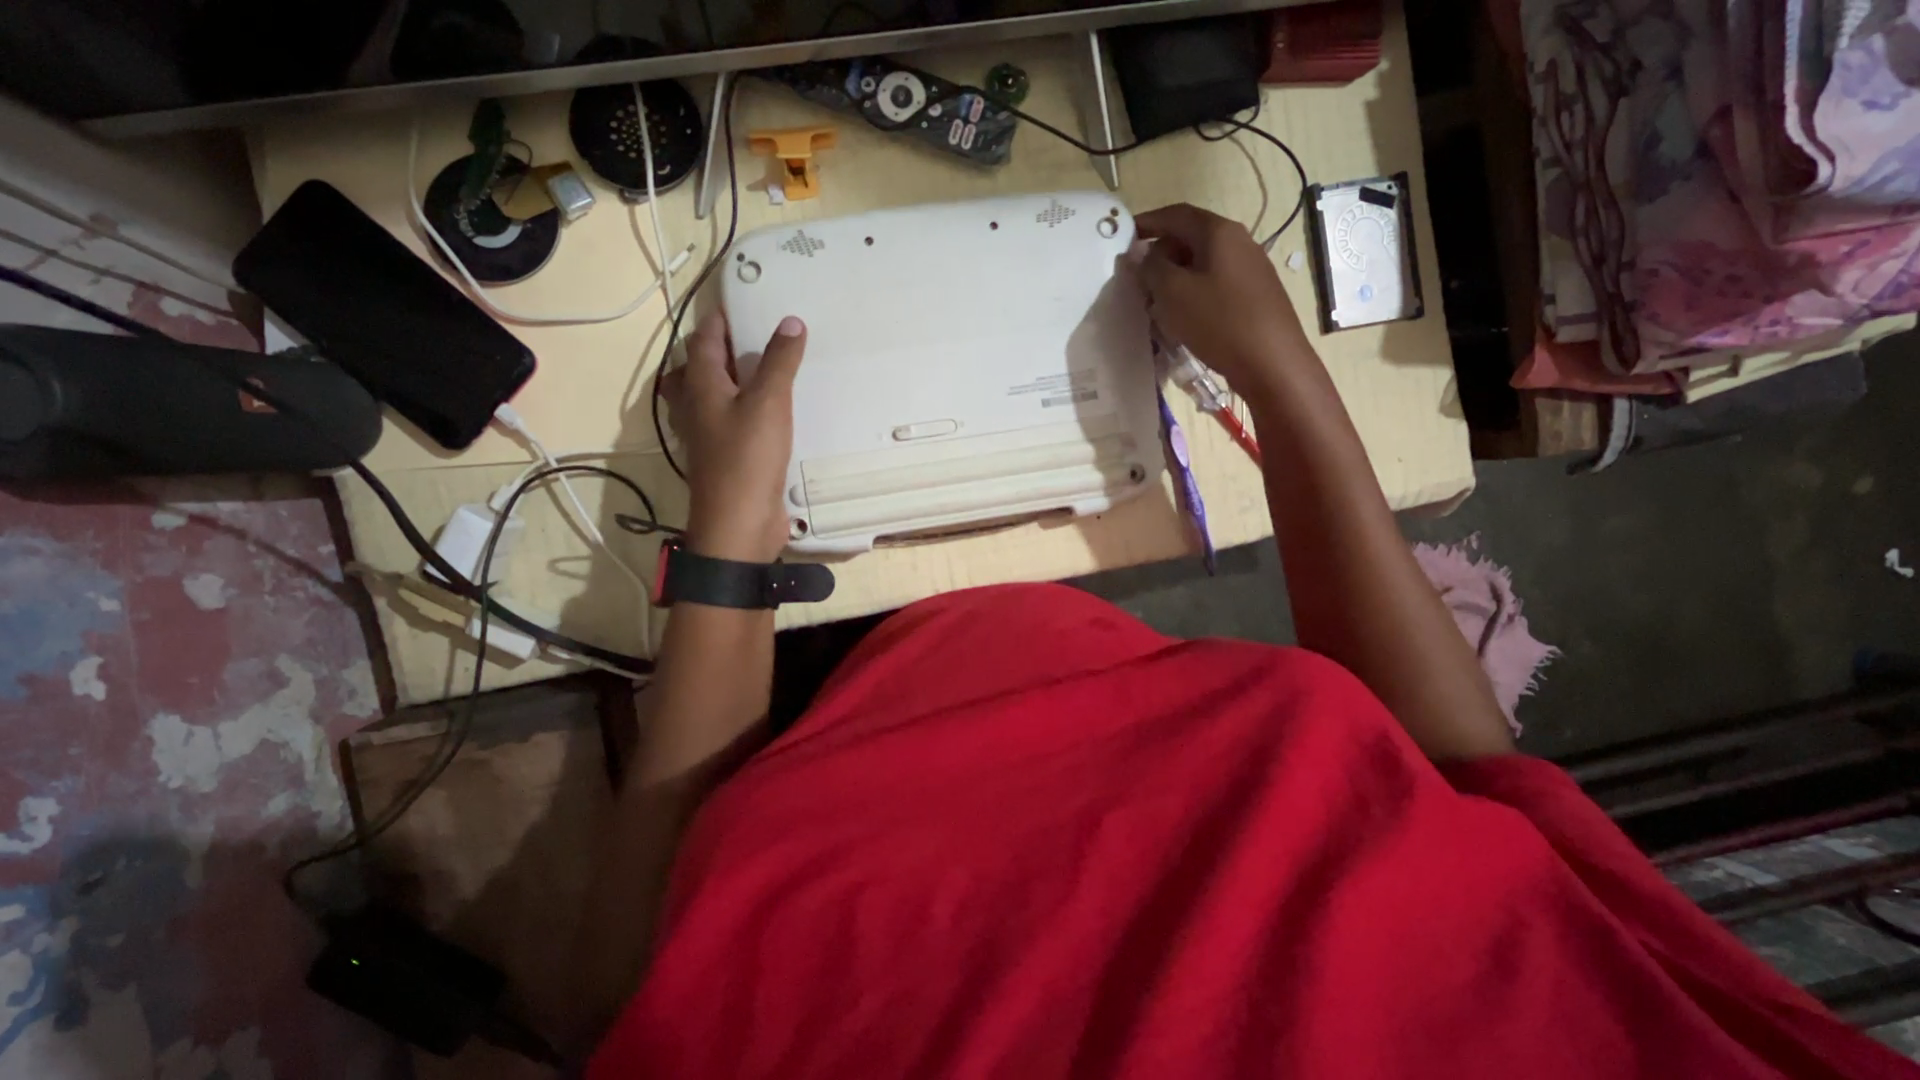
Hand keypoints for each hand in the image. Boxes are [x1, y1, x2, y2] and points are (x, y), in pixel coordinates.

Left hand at [669, 310, 805, 562]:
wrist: (739, 523)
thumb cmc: (748, 456)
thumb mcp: (770, 401)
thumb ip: (780, 360)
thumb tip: (790, 322)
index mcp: (700, 385)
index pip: (704, 339)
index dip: (721, 318)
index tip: (744, 302)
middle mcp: (696, 406)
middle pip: (699, 367)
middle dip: (722, 350)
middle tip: (754, 337)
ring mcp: (706, 434)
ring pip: (711, 397)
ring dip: (732, 382)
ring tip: (763, 373)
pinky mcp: (724, 457)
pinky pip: (728, 422)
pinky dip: (743, 410)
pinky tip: (769, 415)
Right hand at [1134, 204, 1314, 396]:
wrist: (1273, 363)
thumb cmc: (1219, 321)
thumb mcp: (1172, 292)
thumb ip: (1150, 267)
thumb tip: (1141, 255)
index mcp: (1219, 232)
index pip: (1176, 215)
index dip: (1147, 222)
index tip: (1123, 236)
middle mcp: (1239, 241)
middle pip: (1191, 237)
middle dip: (1161, 254)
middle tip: (1138, 279)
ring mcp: (1251, 268)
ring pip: (1203, 263)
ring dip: (1176, 276)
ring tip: (1157, 301)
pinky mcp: (1256, 294)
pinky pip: (1216, 283)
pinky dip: (1194, 291)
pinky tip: (1185, 316)